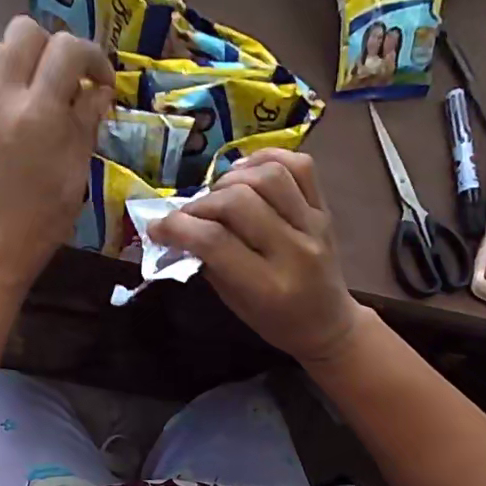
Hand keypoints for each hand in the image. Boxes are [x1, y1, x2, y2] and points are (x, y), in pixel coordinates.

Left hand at [0, 16, 113, 292]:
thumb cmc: (45, 217)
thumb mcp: (77, 170)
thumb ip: (86, 121)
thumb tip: (97, 90)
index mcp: (41, 112)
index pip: (69, 50)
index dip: (93, 57)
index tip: (100, 82)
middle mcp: (2, 97)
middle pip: (25, 31)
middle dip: (52, 48)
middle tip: (63, 79)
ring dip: (15, 58)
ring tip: (27, 86)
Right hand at [149, 149, 370, 364]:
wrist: (328, 324)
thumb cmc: (275, 321)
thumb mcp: (234, 303)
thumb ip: (209, 263)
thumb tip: (177, 229)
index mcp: (267, 286)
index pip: (214, 241)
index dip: (177, 227)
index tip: (157, 229)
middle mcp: (293, 251)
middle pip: (238, 202)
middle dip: (201, 204)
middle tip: (188, 216)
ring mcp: (314, 226)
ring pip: (269, 176)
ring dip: (232, 179)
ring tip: (218, 194)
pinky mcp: (325, 209)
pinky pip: (300, 165)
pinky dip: (266, 160)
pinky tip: (246, 174)